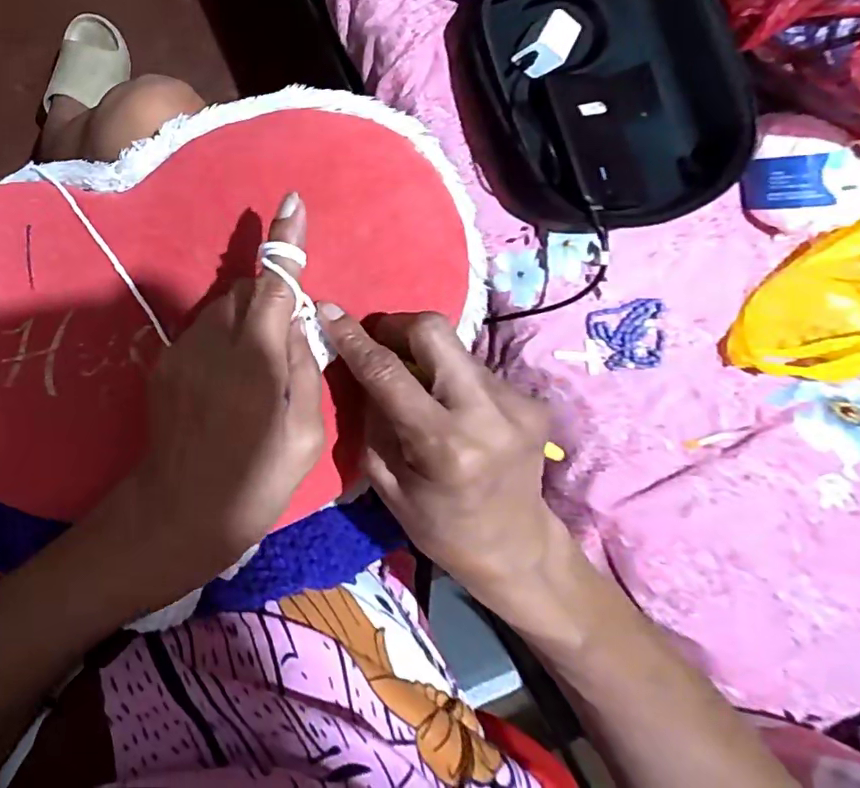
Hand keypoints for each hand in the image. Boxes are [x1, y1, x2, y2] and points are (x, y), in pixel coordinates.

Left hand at [98, 192, 326, 601]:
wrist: (177, 510)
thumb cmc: (255, 482)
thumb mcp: (305, 436)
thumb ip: (304, 367)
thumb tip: (300, 323)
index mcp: (256, 358)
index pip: (274, 284)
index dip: (285, 242)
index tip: (290, 203)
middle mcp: (214, 341)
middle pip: (245, 290)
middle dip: (269, 298)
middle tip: (283, 341)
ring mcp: (182, 350)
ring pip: (220, 307)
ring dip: (243, 318)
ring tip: (252, 367)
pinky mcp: (163, 362)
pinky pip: (200, 329)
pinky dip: (220, 336)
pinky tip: (225, 380)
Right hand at [318, 309, 566, 605]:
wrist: (518, 550)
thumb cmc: (439, 526)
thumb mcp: (386, 480)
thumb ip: (372, 418)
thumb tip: (357, 365)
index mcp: (445, 446)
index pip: (388, 372)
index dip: (353, 337)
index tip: (328, 310)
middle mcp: (488, 414)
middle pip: (433, 330)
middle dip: (394, 325)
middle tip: (374, 341)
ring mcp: (517, 403)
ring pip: (453, 345)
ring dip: (420, 351)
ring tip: (408, 377)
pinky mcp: (530, 399)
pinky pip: (472, 365)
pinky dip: (445, 371)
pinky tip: (442, 399)